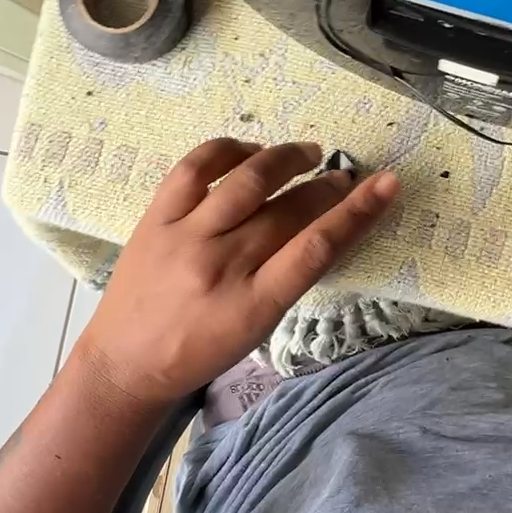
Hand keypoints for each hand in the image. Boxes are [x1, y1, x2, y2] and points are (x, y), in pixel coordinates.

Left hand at [73, 139, 398, 404]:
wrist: (124, 363)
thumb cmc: (200, 352)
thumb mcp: (257, 328)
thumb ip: (288, 277)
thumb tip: (323, 222)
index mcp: (253, 304)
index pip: (316, 249)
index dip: (357, 213)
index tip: (387, 184)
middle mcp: (221, 265)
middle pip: (288, 211)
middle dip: (326, 187)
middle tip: (344, 176)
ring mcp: (185, 237)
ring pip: (248, 181)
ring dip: (286, 159)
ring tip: (309, 153)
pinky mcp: (156, 218)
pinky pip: (195, 168)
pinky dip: (228, 149)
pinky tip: (250, 151)